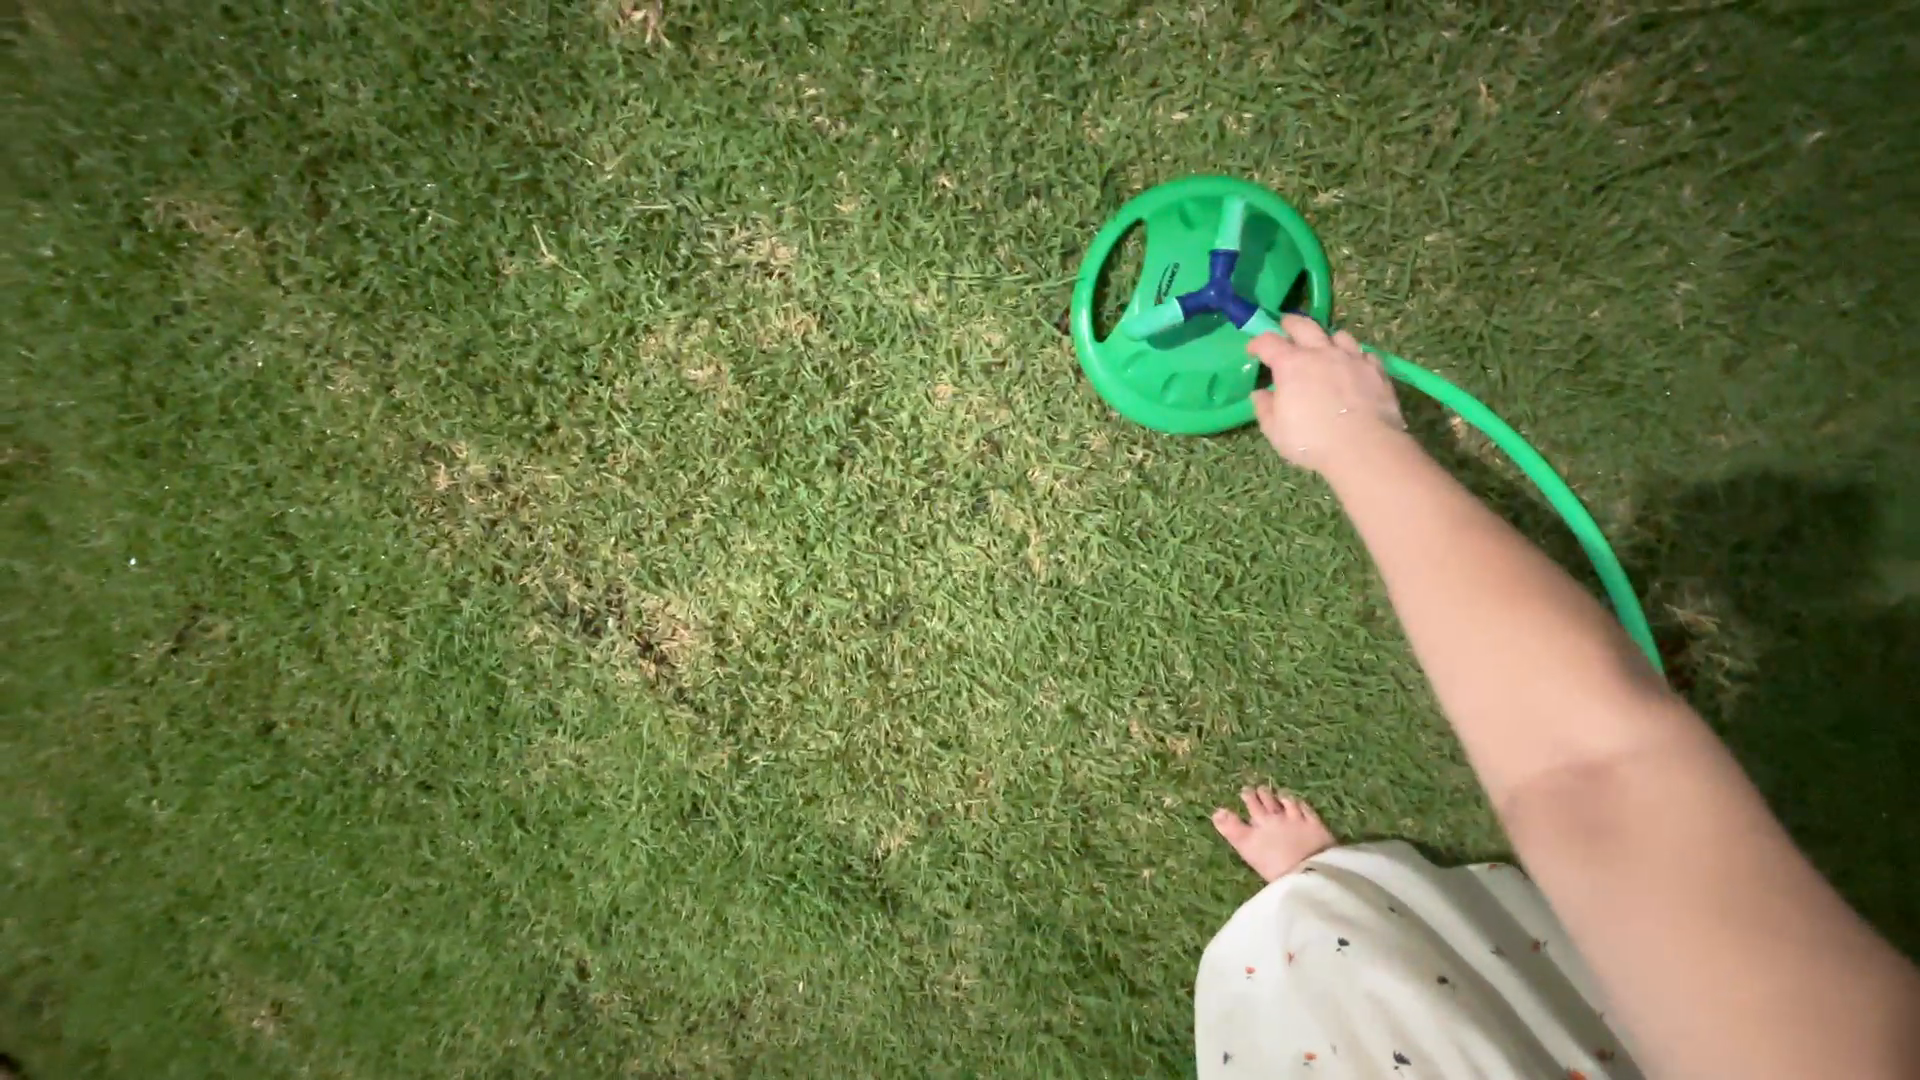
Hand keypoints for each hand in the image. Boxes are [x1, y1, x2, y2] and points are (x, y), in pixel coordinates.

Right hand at [1248, 315, 1405, 471]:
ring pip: (1338, 335)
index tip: (1252, 350)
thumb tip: (1260, 394)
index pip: (1268, 343)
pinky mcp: (1376, 369)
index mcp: (1291, 365)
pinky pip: (1363, 353)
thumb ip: (1265, 408)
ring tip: (1323, 346)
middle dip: (1290, 324)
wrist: (1362, 446)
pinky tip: (1351, 365)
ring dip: (1326, 338)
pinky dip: (1353, 355)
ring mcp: (1352, 358)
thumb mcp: (1275, 430)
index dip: (1257, 343)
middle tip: (1285, 326)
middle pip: (1304, 326)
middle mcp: (1321, 353)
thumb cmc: (1310, 440)